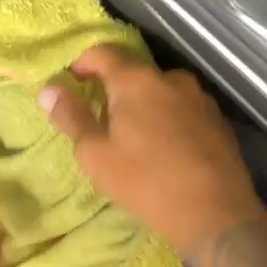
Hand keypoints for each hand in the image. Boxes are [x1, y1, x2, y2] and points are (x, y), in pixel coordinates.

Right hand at [37, 45, 265, 249]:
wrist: (216, 214)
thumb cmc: (145, 182)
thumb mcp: (96, 154)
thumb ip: (71, 116)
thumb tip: (48, 90)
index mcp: (135, 81)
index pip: (102, 52)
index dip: (82, 62)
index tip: (72, 82)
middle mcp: (169, 78)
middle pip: (133, 69)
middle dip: (112, 85)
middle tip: (100, 115)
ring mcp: (198, 97)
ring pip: (160, 87)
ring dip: (142, 100)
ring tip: (135, 132)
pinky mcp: (218, 118)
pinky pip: (183, 105)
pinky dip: (167, 114)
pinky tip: (166, 144)